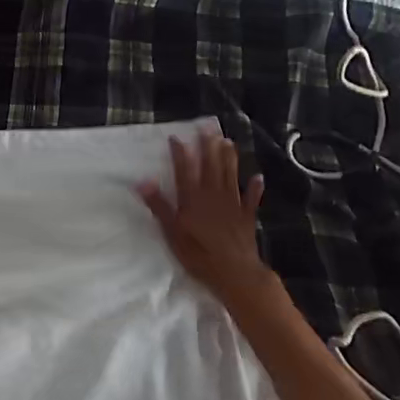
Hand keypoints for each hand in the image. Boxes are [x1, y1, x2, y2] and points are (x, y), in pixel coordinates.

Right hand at [138, 134, 273, 304]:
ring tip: (227, 142)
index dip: (180, 153)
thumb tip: (142, 181)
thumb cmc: (199, 255)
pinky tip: (258, 177)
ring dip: (229, 158)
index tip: (176, 137)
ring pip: (229, 176)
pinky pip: (251, 199)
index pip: (184, 171)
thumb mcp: (172, 232)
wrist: (234, 271)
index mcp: (193, 199)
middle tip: (208, 128)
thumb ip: (159, 206)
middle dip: (208, 146)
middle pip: (210, 167)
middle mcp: (213, 196)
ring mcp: (232, 205)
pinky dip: (254, 188)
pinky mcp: (246, 217)